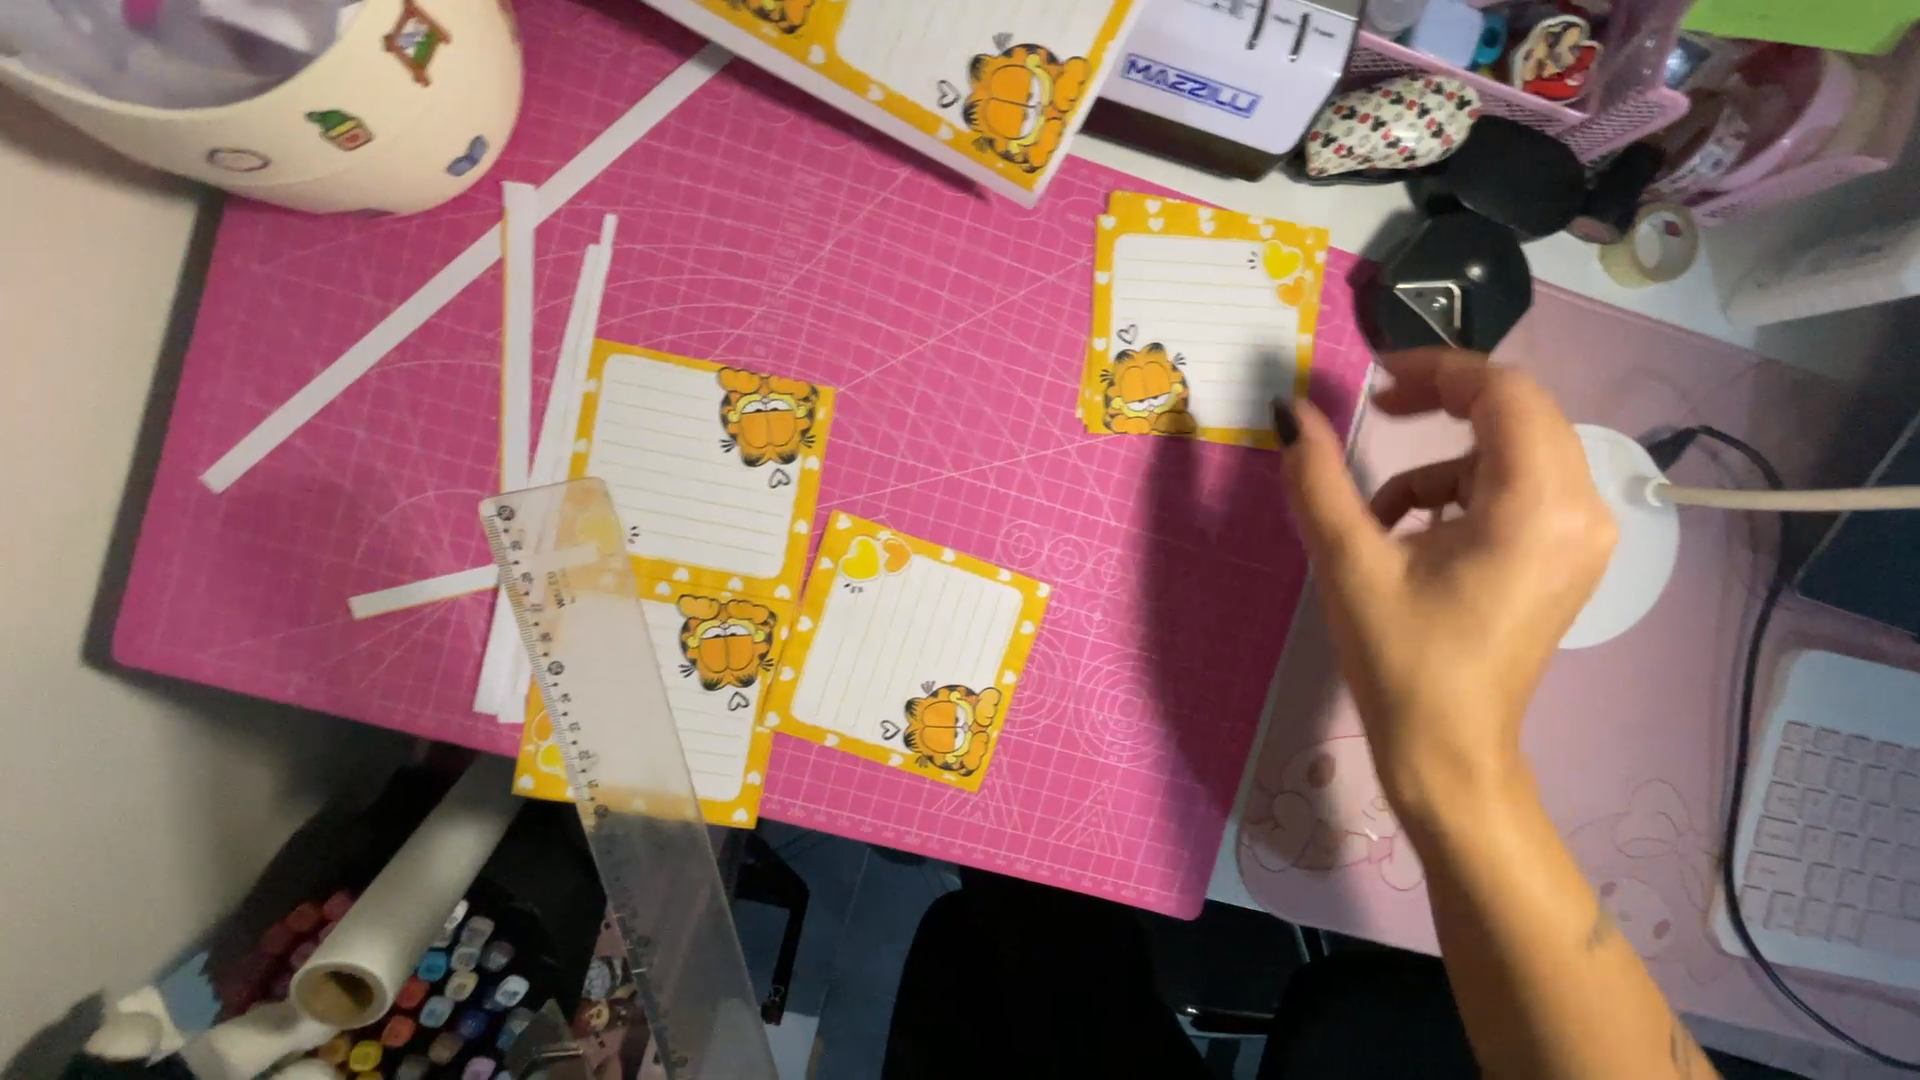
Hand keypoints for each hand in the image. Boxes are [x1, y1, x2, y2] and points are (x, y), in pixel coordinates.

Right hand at [1275, 348, 1616, 817]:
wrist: (1448, 751)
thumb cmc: (1400, 658)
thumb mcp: (1349, 561)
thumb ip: (1317, 477)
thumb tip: (1288, 410)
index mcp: (1537, 506)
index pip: (1505, 392)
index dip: (1438, 368)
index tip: (1375, 376)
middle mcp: (1582, 510)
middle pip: (1520, 413)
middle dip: (1444, 402)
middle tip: (1377, 409)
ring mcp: (1582, 537)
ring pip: (1515, 452)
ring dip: (1442, 461)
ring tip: (1381, 514)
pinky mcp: (1565, 558)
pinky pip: (1516, 491)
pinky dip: (1460, 494)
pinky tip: (1413, 538)